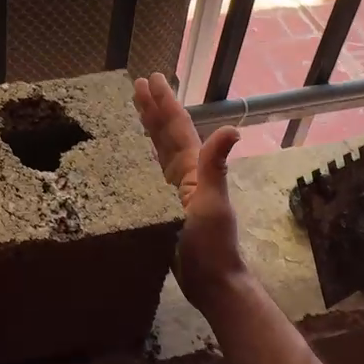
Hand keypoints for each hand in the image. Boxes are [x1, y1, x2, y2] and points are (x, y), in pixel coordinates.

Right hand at [133, 73, 247, 310]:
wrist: (211, 284)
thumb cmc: (211, 244)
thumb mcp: (213, 203)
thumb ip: (216, 166)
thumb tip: (232, 128)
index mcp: (193, 168)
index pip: (177, 127)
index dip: (164, 102)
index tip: (152, 79)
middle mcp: (184, 173)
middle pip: (166, 133)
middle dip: (153, 108)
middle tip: (138, 84)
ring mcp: (172, 190)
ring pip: (158, 149)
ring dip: (148, 126)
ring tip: (135, 107)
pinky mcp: (162, 206)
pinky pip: (149, 172)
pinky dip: (141, 156)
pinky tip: (131, 153)